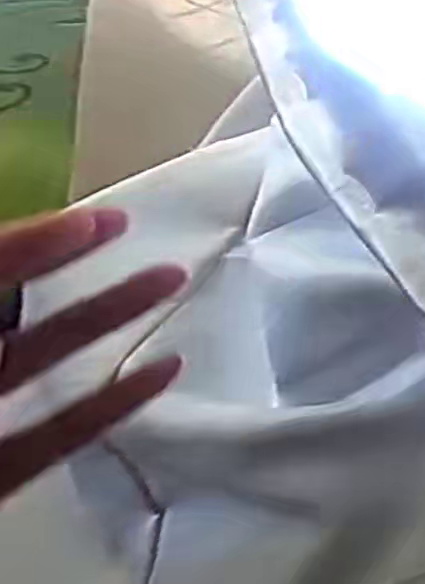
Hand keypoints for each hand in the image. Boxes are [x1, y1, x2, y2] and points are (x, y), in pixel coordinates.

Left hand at [1, 208, 185, 502]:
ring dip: (109, 318)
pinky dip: (114, 402)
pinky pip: (55, 435)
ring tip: (171, 277)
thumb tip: (44, 230)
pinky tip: (166, 369)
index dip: (24, 243)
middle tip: (124, 227)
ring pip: (37, 364)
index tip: (95, 217)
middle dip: (66, 268)